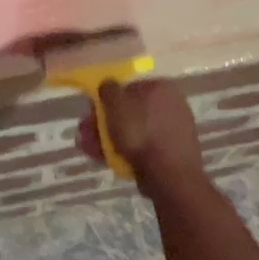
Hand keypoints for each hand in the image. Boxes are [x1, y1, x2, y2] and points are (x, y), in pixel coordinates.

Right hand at [76, 79, 208, 195]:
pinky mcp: (172, 153)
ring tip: (90, 149)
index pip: (127, 87)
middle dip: (103, 122)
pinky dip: (125, 151)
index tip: (90, 113)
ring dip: (109, 138)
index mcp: (161, 87)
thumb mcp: (116, 104)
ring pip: (134, 131)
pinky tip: (108, 160)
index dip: (106, 99)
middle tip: (85, 133)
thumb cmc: (141, 133)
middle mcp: (171, 104)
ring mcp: (173, 130)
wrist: (169, 175)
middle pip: (129, 111)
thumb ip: (108, 89)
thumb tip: (108, 84)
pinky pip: (144, 147)